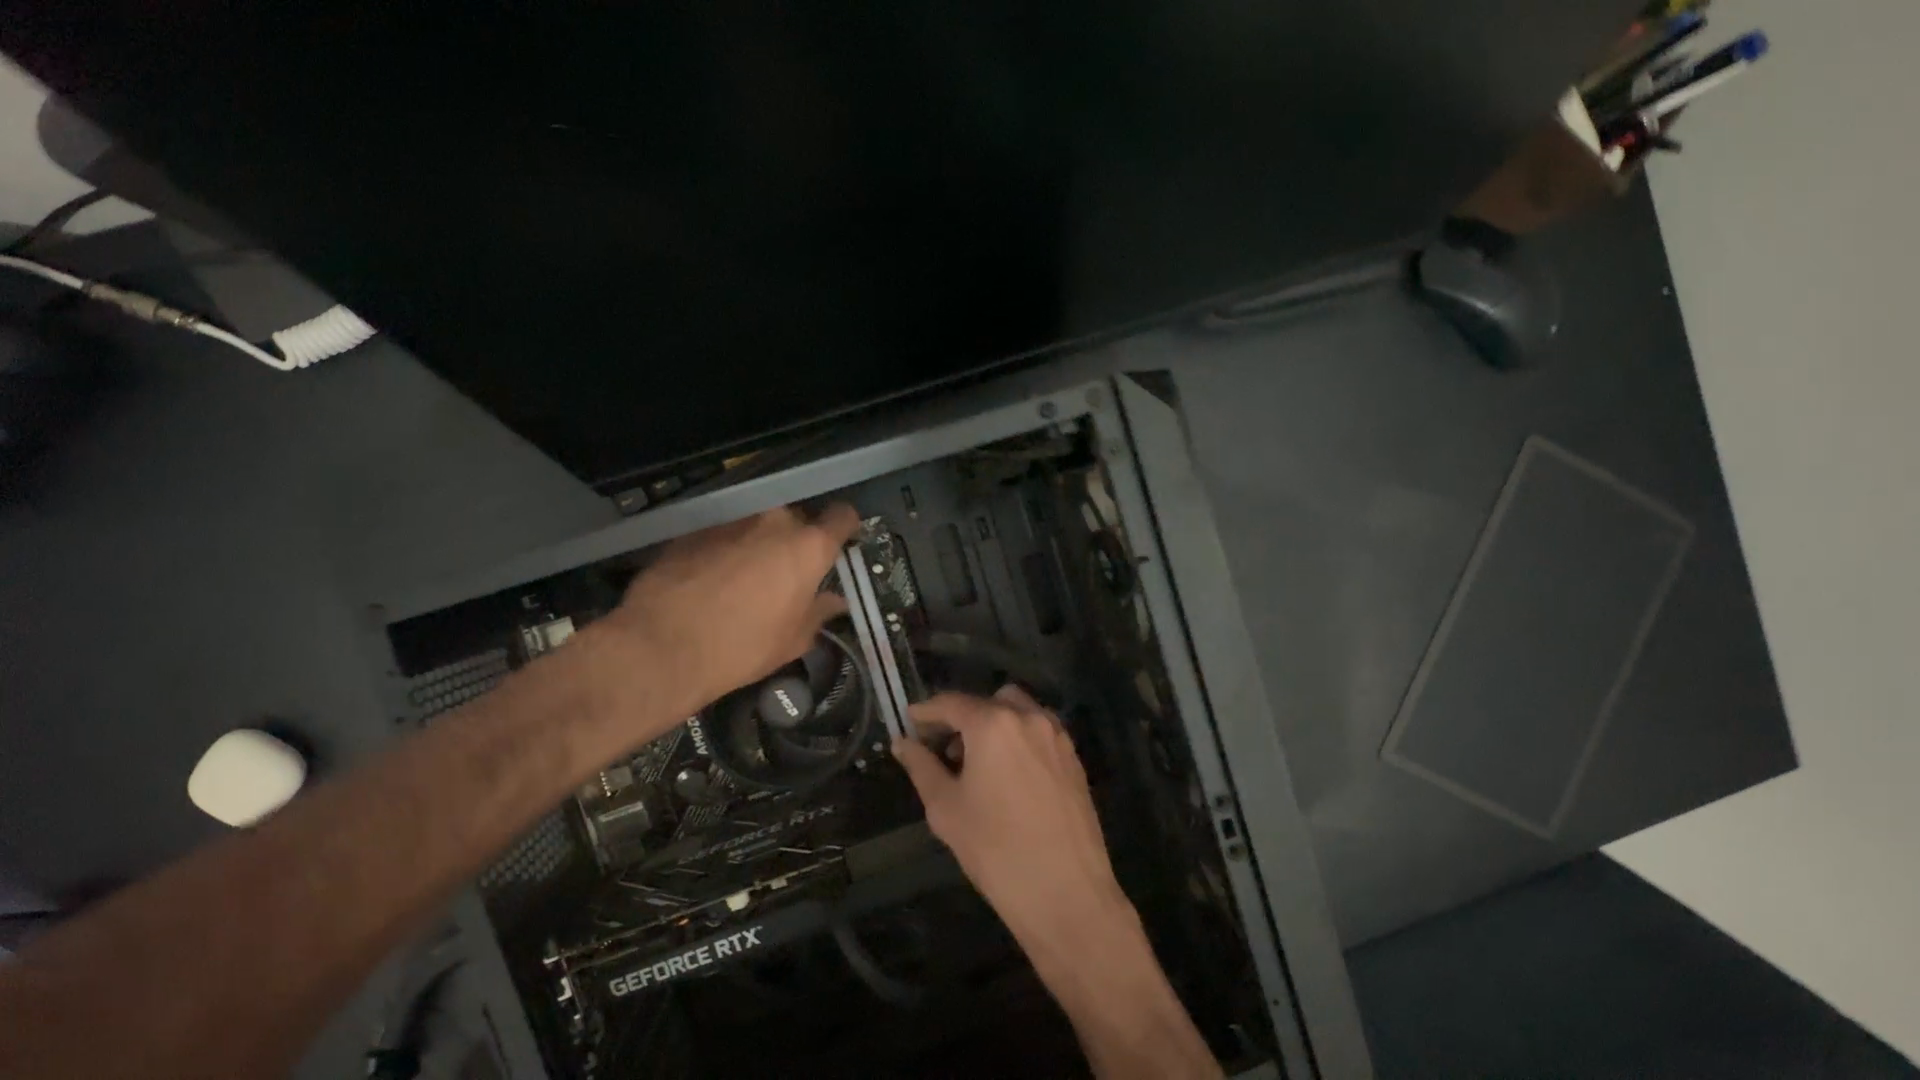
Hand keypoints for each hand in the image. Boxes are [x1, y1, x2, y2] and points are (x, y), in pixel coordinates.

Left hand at [594, 504, 862, 719]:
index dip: (844, 529)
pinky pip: (723, 533)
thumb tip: (834, 602)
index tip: (839, 544)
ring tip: (745, 578)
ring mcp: (731, 520)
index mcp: (808, 546)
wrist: (663, 644)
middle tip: (785, 574)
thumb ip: (818, 613)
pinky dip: (725, 549)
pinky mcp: (695, 528)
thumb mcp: (792, 640)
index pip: (842, 517)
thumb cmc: (742, 647)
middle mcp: (773, 521)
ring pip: (757, 526)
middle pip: (796, 520)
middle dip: (794, 542)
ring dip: (757, 544)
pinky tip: (712, 579)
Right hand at [892, 686, 1130, 947]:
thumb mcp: (945, 808)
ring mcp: (1058, 739)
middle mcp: (1030, 719)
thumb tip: (903, 743)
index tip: (909, 721)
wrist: (1065, 892)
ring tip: (977, 766)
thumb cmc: (995, 849)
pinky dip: (1019, 741)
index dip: (927, 712)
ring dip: (995, 725)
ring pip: (1020, 713)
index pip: (952, 703)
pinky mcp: (1075, 761)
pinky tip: (1007, 779)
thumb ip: (922, 767)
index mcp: (994, 725)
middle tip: (944, 749)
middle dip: (964, 716)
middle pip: (990, 702)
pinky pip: (1040, 734)